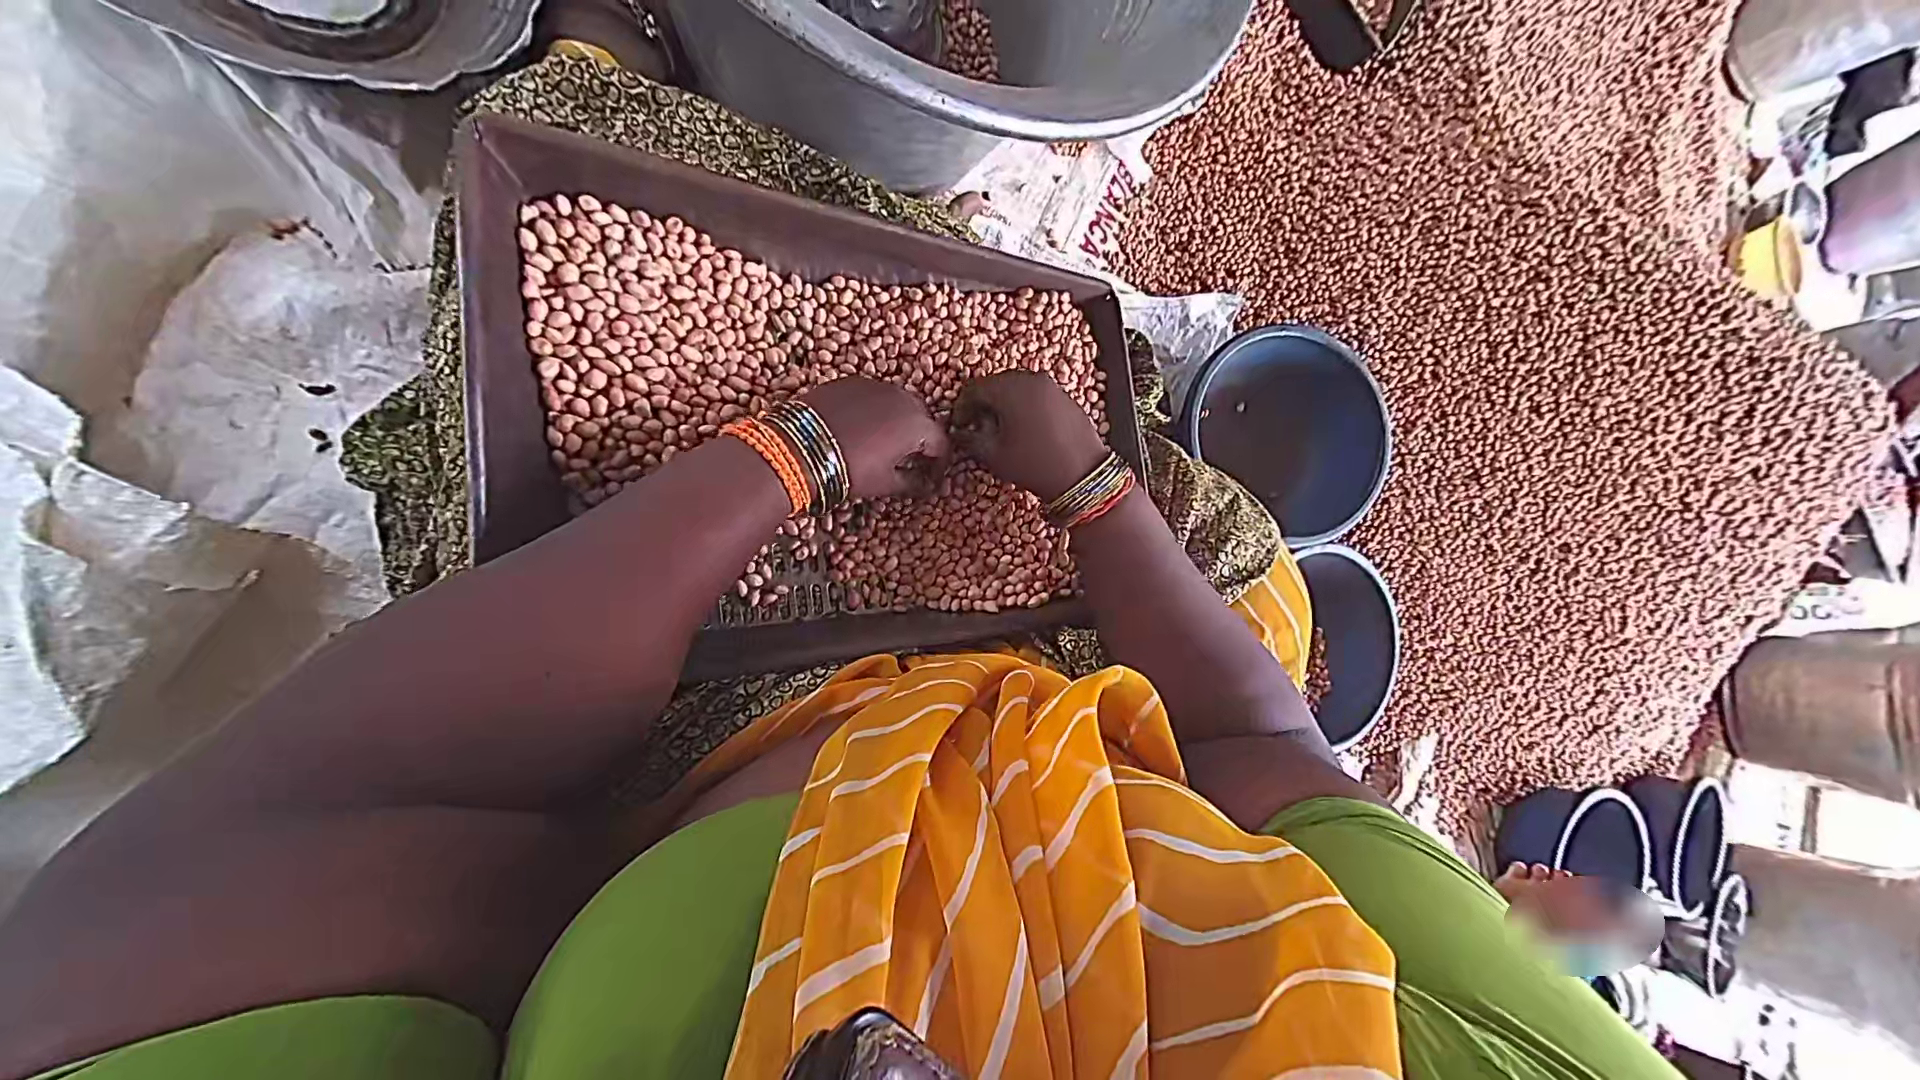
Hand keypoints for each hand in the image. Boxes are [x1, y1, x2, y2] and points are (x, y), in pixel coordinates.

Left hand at [802, 377, 949, 499]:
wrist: (799, 448)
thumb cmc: (849, 468)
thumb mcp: (884, 482)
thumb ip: (912, 482)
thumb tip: (925, 486)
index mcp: (917, 424)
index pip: (941, 444)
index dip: (940, 464)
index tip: (932, 478)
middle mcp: (902, 398)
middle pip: (922, 419)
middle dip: (920, 440)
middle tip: (911, 462)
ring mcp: (876, 386)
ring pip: (898, 404)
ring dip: (898, 423)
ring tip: (886, 445)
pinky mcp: (851, 382)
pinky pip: (873, 396)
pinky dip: (874, 412)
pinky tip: (861, 430)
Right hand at [951, 371, 1107, 501]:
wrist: (1083, 475)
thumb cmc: (1033, 464)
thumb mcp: (994, 455)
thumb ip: (970, 439)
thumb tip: (959, 433)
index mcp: (1009, 388)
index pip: (974, 388)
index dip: (962, 407)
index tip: (959, 425)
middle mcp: (1031, 379)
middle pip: (996, 384)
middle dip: (983, 403)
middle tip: (976, 426)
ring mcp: (1051, 387)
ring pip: (1017, 388)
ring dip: (1003, 404)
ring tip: (999, 429)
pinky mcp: (1065, 398)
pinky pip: (1036, 395)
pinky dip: (1024, 406)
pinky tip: (1023, 429)